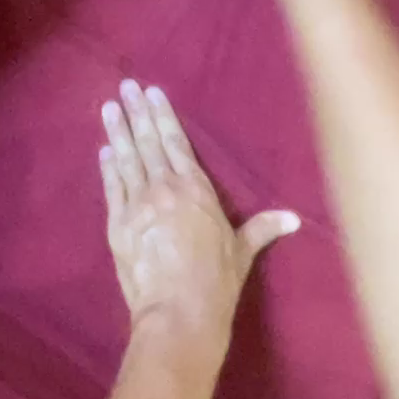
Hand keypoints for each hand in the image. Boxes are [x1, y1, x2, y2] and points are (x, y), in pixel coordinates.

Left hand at [100, 80, 299, 360]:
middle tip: (125, 86)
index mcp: (196, 189)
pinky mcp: (117, 225)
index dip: (163, 115)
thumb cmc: (216, 281)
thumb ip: (263, 228)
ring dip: (117, 131)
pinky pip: (111, 188)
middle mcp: (165, 189)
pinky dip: (107, 167)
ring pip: (126, 159)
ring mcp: (137, 205)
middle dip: (136, 112)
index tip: (152, 92)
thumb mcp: (242, 251)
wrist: (178, 313)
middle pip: (148, 143)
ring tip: (108, 107)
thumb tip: (295, 218)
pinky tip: (104, 150)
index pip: (176, 142)